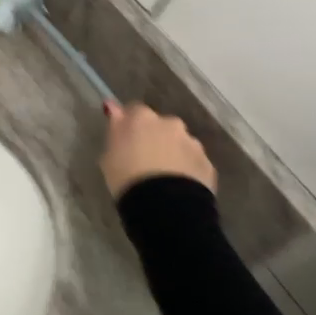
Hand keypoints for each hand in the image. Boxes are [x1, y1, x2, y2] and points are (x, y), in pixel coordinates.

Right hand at [100, 102, 217, 197]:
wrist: (165, 206)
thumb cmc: (128, 179)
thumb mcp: (109, 156)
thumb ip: (115, 129)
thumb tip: (114, 108)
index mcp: (142, 118)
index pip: (133, 110)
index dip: (130, 124)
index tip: (125, 140)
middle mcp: (170, 123)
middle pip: (161, 125)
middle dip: (155, 137)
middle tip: (145, 160)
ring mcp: (191, 143)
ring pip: (180, 143)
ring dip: (172, 153)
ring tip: (164, 176)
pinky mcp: (206, 163)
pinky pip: (193, 162)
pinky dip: (187, 169)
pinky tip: (178, 185)